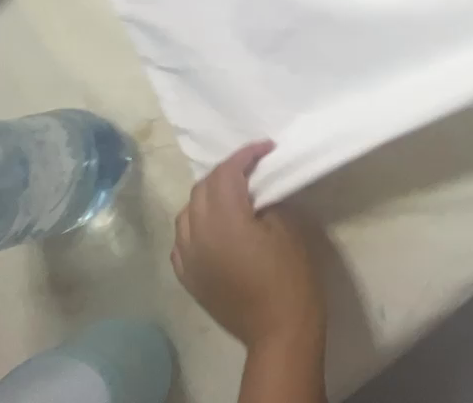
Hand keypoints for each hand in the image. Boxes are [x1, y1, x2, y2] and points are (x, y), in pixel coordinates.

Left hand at [173, 141, 325, 351]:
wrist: (278, 326)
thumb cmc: (290, 273)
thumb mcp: (286, 226)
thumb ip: (265, 201)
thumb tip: (256, 190)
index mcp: (224, 221)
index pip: (226, 174)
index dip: (246, 154)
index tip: (268, 147)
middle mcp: (196, 236)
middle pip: (202, 189)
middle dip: (227, 171)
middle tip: (255, 165)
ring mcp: (186, 259)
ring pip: (187, 212)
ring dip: (209, 195)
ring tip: (235, 191)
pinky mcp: (187, 276)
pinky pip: (182, 239)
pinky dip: (197, 222)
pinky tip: (216, 224)